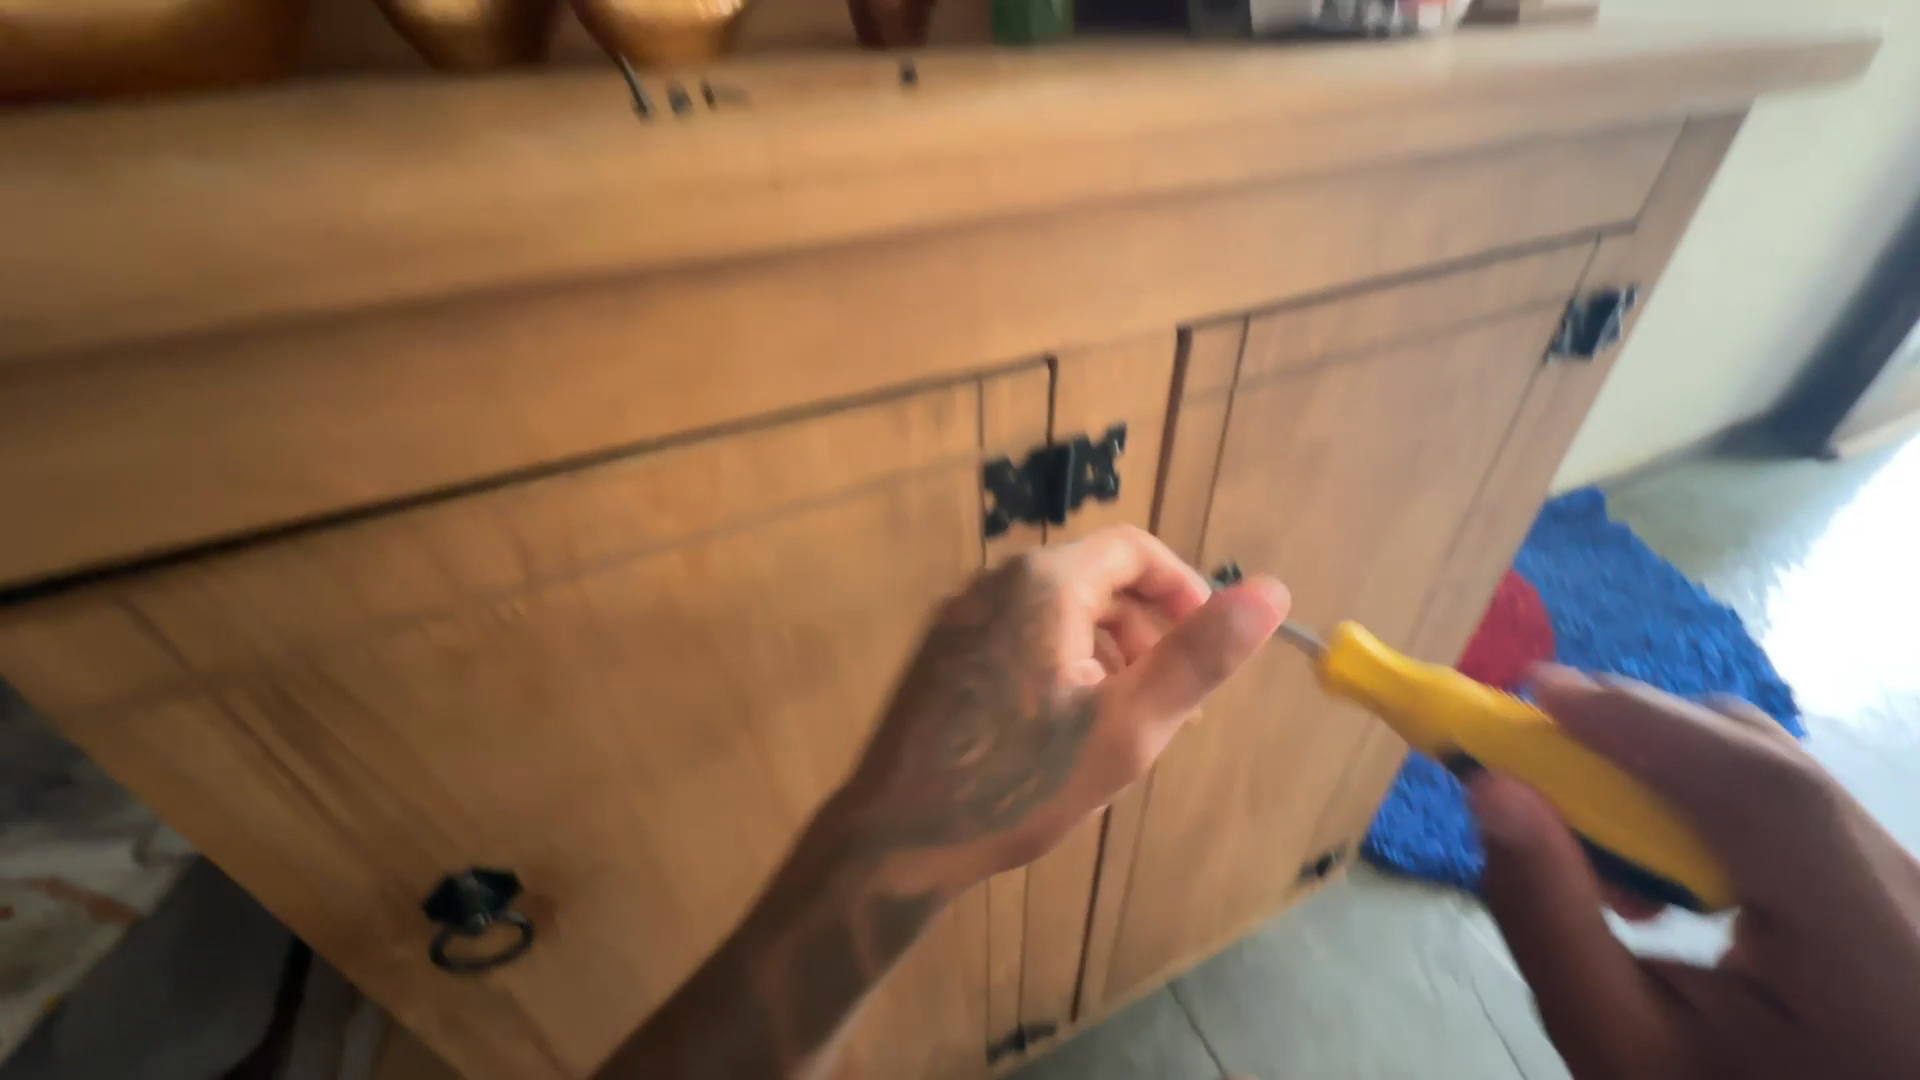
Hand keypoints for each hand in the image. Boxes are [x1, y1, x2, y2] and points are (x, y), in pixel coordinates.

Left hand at [832, 525, 1289, 894]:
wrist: (897, 836)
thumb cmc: (1019, 783)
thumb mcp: (1127, 725)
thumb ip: (1198, 655)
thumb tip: (1271, 591)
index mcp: (1042, 582)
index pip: (1134, 551)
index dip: (1183, 590)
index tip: (1207, 645)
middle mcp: (995, 582)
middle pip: (1095, 581)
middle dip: (1145, 632)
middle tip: (1172, 704)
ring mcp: (960, 615)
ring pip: (1057, 612)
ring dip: (1104, 652)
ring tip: (1124, 722)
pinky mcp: (942, 651)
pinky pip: (1019, 635)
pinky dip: (1059, 662)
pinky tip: (1064, 726)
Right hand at [1470, 666, 1919, 1079]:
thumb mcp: (1608, 1036)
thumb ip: (1545, 913)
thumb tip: (1490, 787)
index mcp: (1878, 970)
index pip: (1768, 797)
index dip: (1647, 725)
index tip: (1539, 692)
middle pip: (1770, 765)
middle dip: (1635, 737)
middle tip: (1537, 753)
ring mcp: (1918, 890)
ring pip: (1775, 770)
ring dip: (1661, 768)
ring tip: (1600, 839)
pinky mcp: (1895, 882)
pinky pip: (1787, 796)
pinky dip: (1697, 793)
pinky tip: (1662, 860)